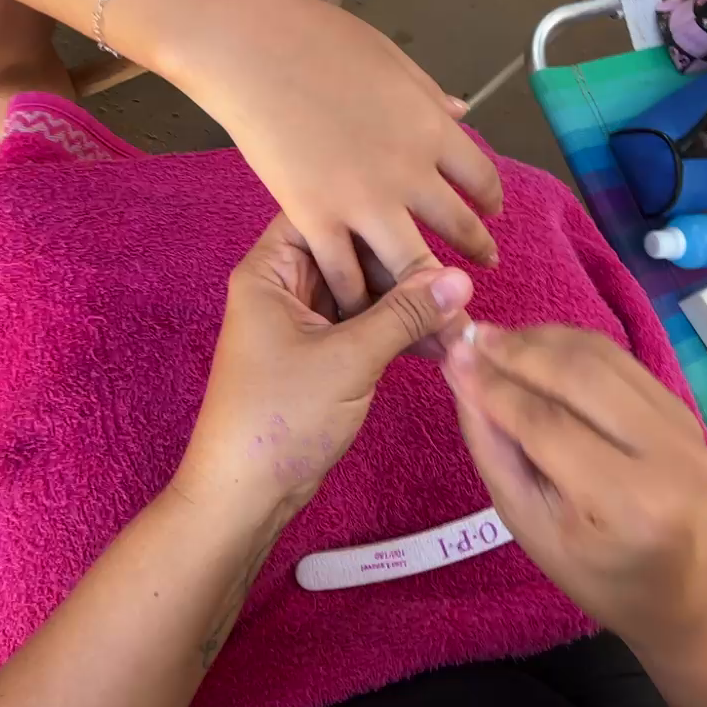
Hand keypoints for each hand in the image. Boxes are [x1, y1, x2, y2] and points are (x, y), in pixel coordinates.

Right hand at [156, 0, 503, 317]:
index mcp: (430, 128)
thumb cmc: (320, 39)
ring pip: (411, 265)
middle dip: (475, 252)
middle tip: (481, 267)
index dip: (490, 201)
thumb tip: (461, 113)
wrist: (252, 50)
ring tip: (432, 303)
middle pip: (457, 227)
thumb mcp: (390, 58)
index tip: (490, 213)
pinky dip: (362, 296)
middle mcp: (409, 173)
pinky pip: (348, 274)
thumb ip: (428, 95)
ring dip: (427, 288)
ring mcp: (362, 202)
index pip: (480, 177)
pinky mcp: (316, 219)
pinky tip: (368, 306)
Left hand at [176, 214, 474, 518]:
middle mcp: (284, 286)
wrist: (246, 493)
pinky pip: (364, 326)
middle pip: (349, 255)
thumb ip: (404, 315)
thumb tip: (460, 279)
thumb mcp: (347, 359)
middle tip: (457, 291)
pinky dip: (395, 333)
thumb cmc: (282, 415)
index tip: (425, 221)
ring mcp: (304, 320)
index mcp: (270, 270)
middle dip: (402, 273)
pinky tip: (438, 346)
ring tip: (457, 325)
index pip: (322, 215)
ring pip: (362, 294)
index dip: (370, 213)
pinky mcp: (320, 352)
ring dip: (406, 308)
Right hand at [443, 324, 706, 651]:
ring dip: (539, 339)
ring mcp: (682, 424)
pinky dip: (566, 343)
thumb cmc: (592, 568)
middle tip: (471, 338)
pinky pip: (614, 357)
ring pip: (598, 356)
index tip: (453, 359)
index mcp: (630, 502)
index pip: (549, 424)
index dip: (495, 387)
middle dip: (517, 351)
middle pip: (579, 377)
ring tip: (494, 341)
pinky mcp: (681, 404)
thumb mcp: (526, 522)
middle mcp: (667, 454)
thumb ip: (490, 445)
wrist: (680, 586)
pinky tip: (532, 347)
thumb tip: (459, 371)